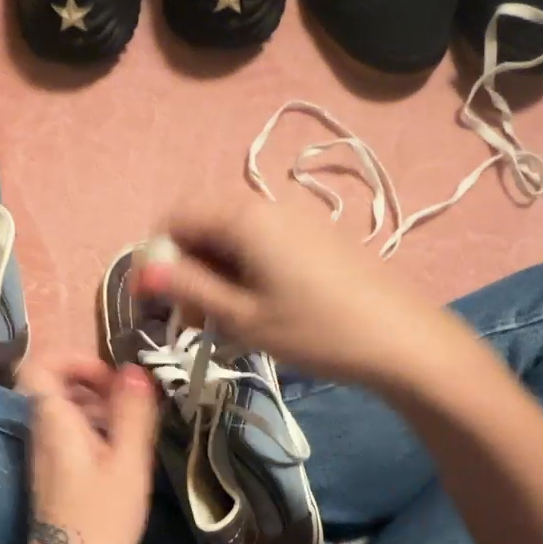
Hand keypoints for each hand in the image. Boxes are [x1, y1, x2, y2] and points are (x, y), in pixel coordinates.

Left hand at [15, 360, 159, 543]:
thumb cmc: (101, 522)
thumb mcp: (127, 464)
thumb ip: (131, 413)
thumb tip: (133, 369)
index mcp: (53, 422)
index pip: (39, 366)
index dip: (74, 359)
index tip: (111, 377)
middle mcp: (40, 433)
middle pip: (57, 387)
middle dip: (98, 386)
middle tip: (134, 406)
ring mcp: (43, 456)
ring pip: (66, 413)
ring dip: (101, 412)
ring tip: (135, 434)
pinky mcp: (53, 476)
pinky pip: (70, 437)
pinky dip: (96, 435)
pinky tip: (123, 459)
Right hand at [138, 197, 472, 386]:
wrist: (400, 339)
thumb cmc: (314, 330)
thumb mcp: (241, 317)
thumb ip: (188, 289)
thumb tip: (142, 271)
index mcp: (243, 216)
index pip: (174, 218)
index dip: (158, 258)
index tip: (161, 303)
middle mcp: (267, 203)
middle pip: (202, 224)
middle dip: (187, 267)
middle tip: (196, 319)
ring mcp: (295, 216)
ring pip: (231, 236)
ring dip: (215, 273)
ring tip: (227, 321)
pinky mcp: (314, 235)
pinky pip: (260, 242)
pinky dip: (244, 270)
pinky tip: (258, 308)